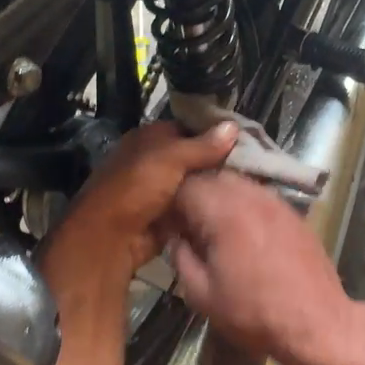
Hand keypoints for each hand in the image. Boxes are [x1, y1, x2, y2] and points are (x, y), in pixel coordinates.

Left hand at [43, 121, 236, 319]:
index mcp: (149, 139)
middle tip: (254, 164)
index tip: (245, 139)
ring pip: (195, 184)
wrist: (110, 238)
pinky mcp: (166, 216)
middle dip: (219, 162)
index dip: (214, 133)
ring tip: (251, 184)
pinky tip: (234, 206)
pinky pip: (192, 207)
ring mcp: (160, 191)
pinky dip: (207, 207)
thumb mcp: (171, 159)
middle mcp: (154, 162)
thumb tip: (234, 126)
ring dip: (215, 186)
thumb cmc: (136, 188)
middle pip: (194, 158)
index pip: (188, 129)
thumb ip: (202, 145)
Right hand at [167, 170, 352, 362]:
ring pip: (239, 182)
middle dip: (196, 194)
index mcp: (225, 213)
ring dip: (221, 197)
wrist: (315, 323)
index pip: (186, 184)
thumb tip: (175, 236)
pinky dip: (244, 204)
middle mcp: (252, 197)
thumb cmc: (254, 313)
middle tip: (187, 224)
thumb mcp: (202, 294)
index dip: (170, 201)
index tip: (165, 222)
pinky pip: (260, 195)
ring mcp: (277, 202)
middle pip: (213, 176)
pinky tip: (242, 231)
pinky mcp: (294, 212)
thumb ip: (181, 256)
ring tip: (214, 228)